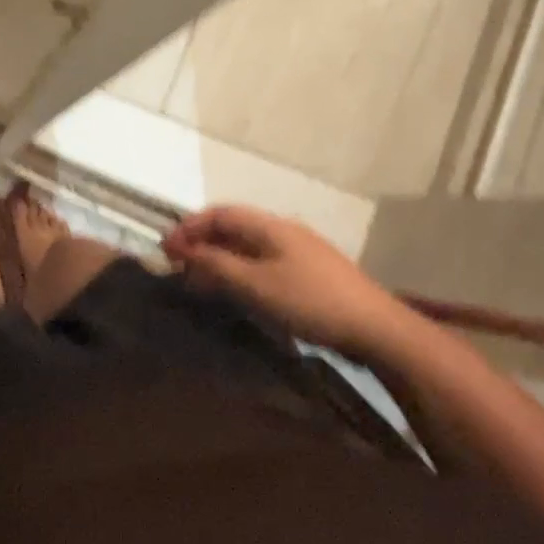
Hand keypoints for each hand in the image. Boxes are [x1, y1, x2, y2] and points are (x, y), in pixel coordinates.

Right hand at [162, 205, 413, 355]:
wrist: (377, 329)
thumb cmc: (310, 302)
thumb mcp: (254, 285)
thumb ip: (215, 265)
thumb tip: (183, 250)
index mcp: (271, 226)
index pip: (220, 213)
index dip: (189, 227)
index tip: (166, 249)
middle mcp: (285, 230)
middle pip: (234, 227)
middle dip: (202, 243)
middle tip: (179, 267)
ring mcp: (302, 251)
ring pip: (249, 247)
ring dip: (221, 259)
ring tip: (202, 283)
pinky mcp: (313, 273)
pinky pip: (265, 262)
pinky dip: (242, 271)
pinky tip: (239, 293)